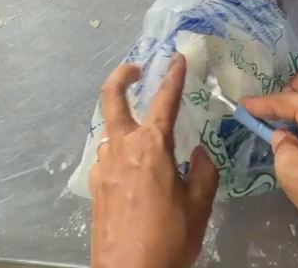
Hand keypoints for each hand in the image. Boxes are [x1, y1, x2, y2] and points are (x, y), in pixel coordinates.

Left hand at [89, 54, 217, 267]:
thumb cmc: (167, 239)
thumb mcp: (198, 207)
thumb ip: (203, 172)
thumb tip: (198, 153)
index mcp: (150, 145)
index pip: (164, 99)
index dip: (173, 76)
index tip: (177, 58)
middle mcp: (122, 146)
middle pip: (112, 96)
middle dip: (122, 75)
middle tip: (136, 69)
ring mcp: (103, 164)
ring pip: (110, 128)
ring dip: (124, 121)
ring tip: (143, 133)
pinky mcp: (94, 185)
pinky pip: (107, 155)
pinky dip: (119, 150)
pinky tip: (133, 169)